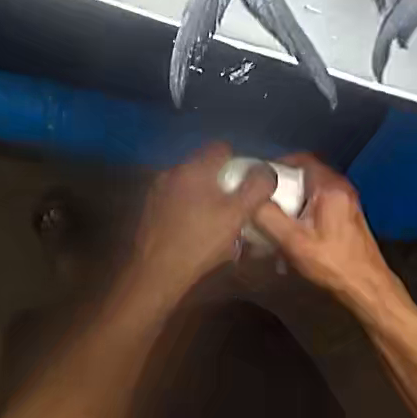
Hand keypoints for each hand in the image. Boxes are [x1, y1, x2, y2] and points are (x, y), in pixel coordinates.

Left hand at [120, 143, 275, 303]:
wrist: (156, 269)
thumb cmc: (200, 240)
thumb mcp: (236, 215)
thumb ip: (255, 189)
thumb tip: (266, 171)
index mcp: (193, 168)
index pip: (220, 148)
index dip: (238, 161)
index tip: (247, 181)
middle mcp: (172, 172)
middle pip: (203, 166)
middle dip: (221, 180)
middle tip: (236, 202)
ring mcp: (157, 189)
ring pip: (189, 183)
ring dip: (204, 194)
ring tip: (217, 218)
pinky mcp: (150, 207)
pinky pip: (175, 198)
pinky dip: (188, 205)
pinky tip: (195, 227)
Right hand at [252, 153, 405, 318]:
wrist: (367, 288)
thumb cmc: (332, 263)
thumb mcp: (292, 240)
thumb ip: (267, 216)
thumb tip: (248, 199)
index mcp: (330, 188)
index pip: (302, 159)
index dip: (277, 163)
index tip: (258, 176)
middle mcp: (340, 190)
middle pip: (303, 175)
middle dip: (280, 186)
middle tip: (260, 198)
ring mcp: (345, 203)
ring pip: (309, 191)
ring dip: (289, 201)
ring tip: (270, 217)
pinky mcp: (345, 217)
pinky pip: (316, 204)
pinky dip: (300, 211)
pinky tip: (288, 233)